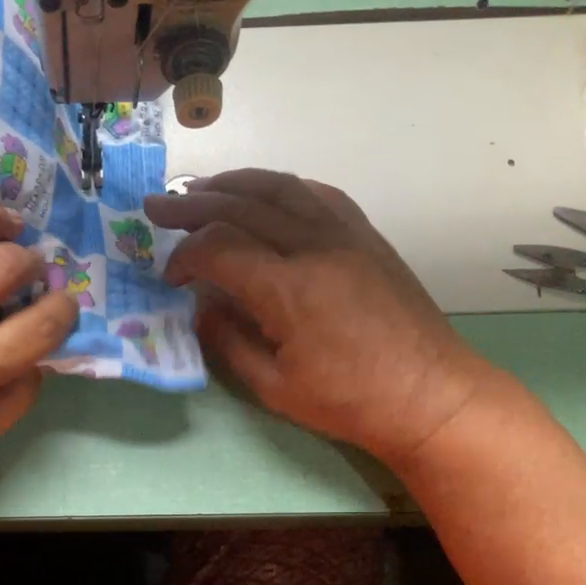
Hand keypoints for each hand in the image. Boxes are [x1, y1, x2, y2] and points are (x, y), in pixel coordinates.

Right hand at [144, 170, 499, 469]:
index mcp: (288, 288)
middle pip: (243, 205)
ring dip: (235, 183)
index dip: (184, 256)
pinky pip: (318, 195)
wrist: (429, 394)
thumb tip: (201, 308)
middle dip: (192, 203)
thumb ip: (229, 341)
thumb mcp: (274, 387)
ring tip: (200, 188)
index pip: (219, 248)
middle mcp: (315, 247)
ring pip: (281, 188)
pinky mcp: (367, 237)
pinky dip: (282, 188)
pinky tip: (264, 195)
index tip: (168, 277)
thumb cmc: (349, 401)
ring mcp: (346, 235)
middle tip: (156, 206)